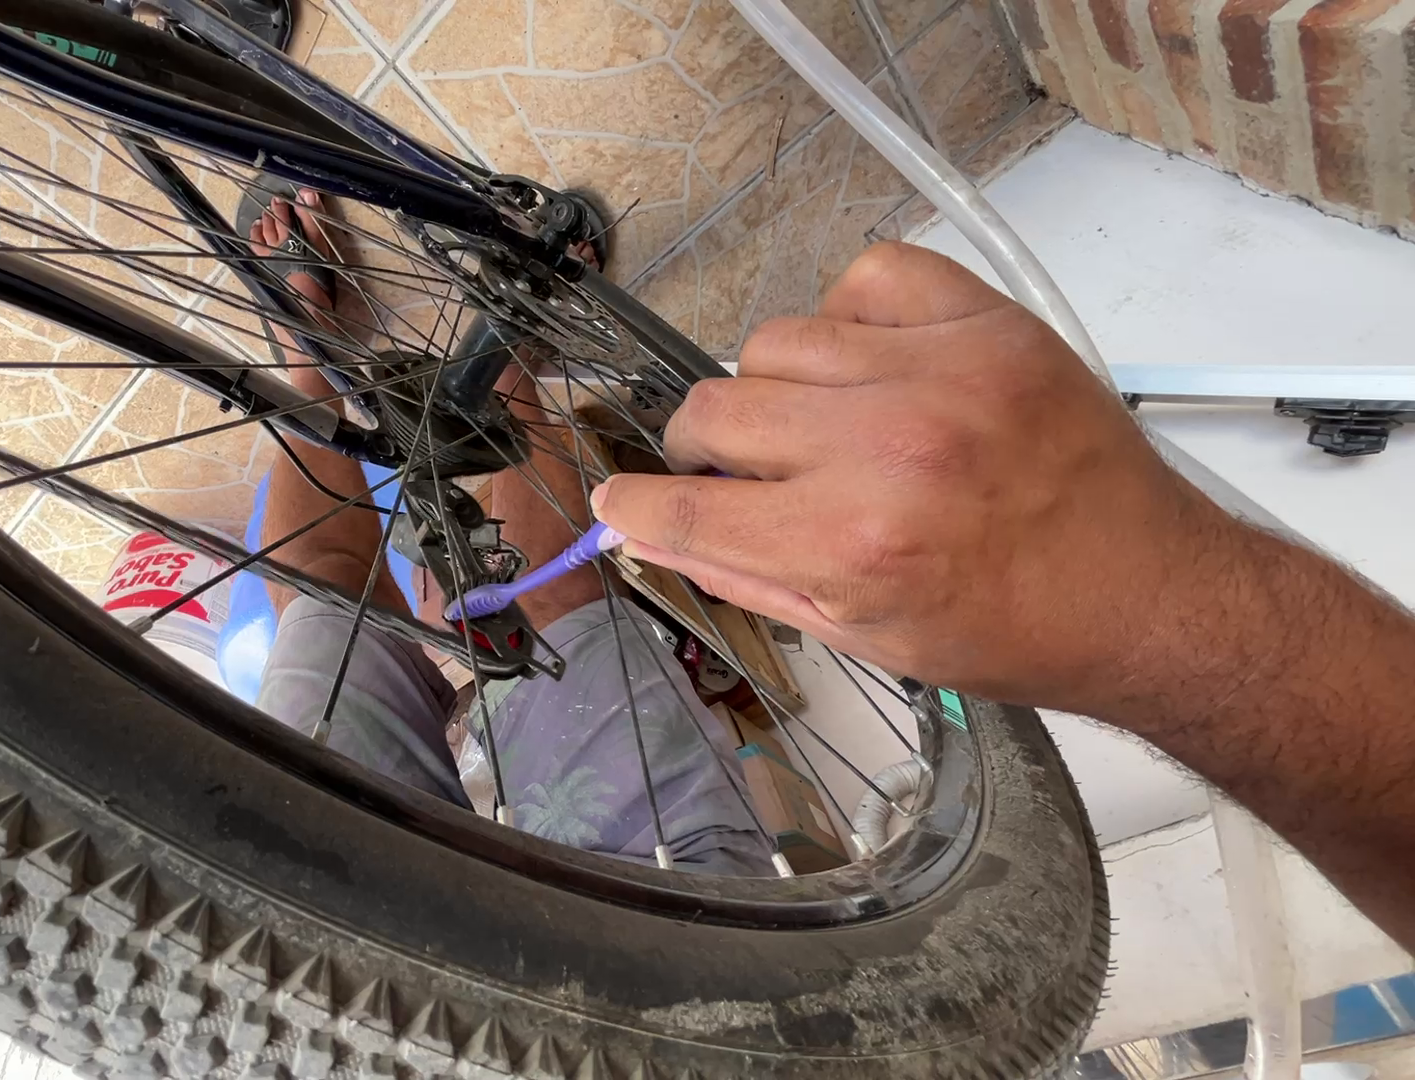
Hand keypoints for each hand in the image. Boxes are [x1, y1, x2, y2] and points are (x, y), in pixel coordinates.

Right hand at [591, 243, 1242, 711]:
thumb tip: (651, 535)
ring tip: (807, 424)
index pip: (686, 511)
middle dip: (695, 451)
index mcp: (849, 544)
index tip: (617, 502)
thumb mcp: (848, 632)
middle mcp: (886, 448)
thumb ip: (735, 575)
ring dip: (765, 392)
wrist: (1147, 596)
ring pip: (769, 344)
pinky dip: (840, 320)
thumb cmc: (995, 629)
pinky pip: (863, 278)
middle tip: (727, 473)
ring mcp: (939, 372)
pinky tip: (861, 367)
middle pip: (711, 412)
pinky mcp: (987, 324)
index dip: (634, 508)